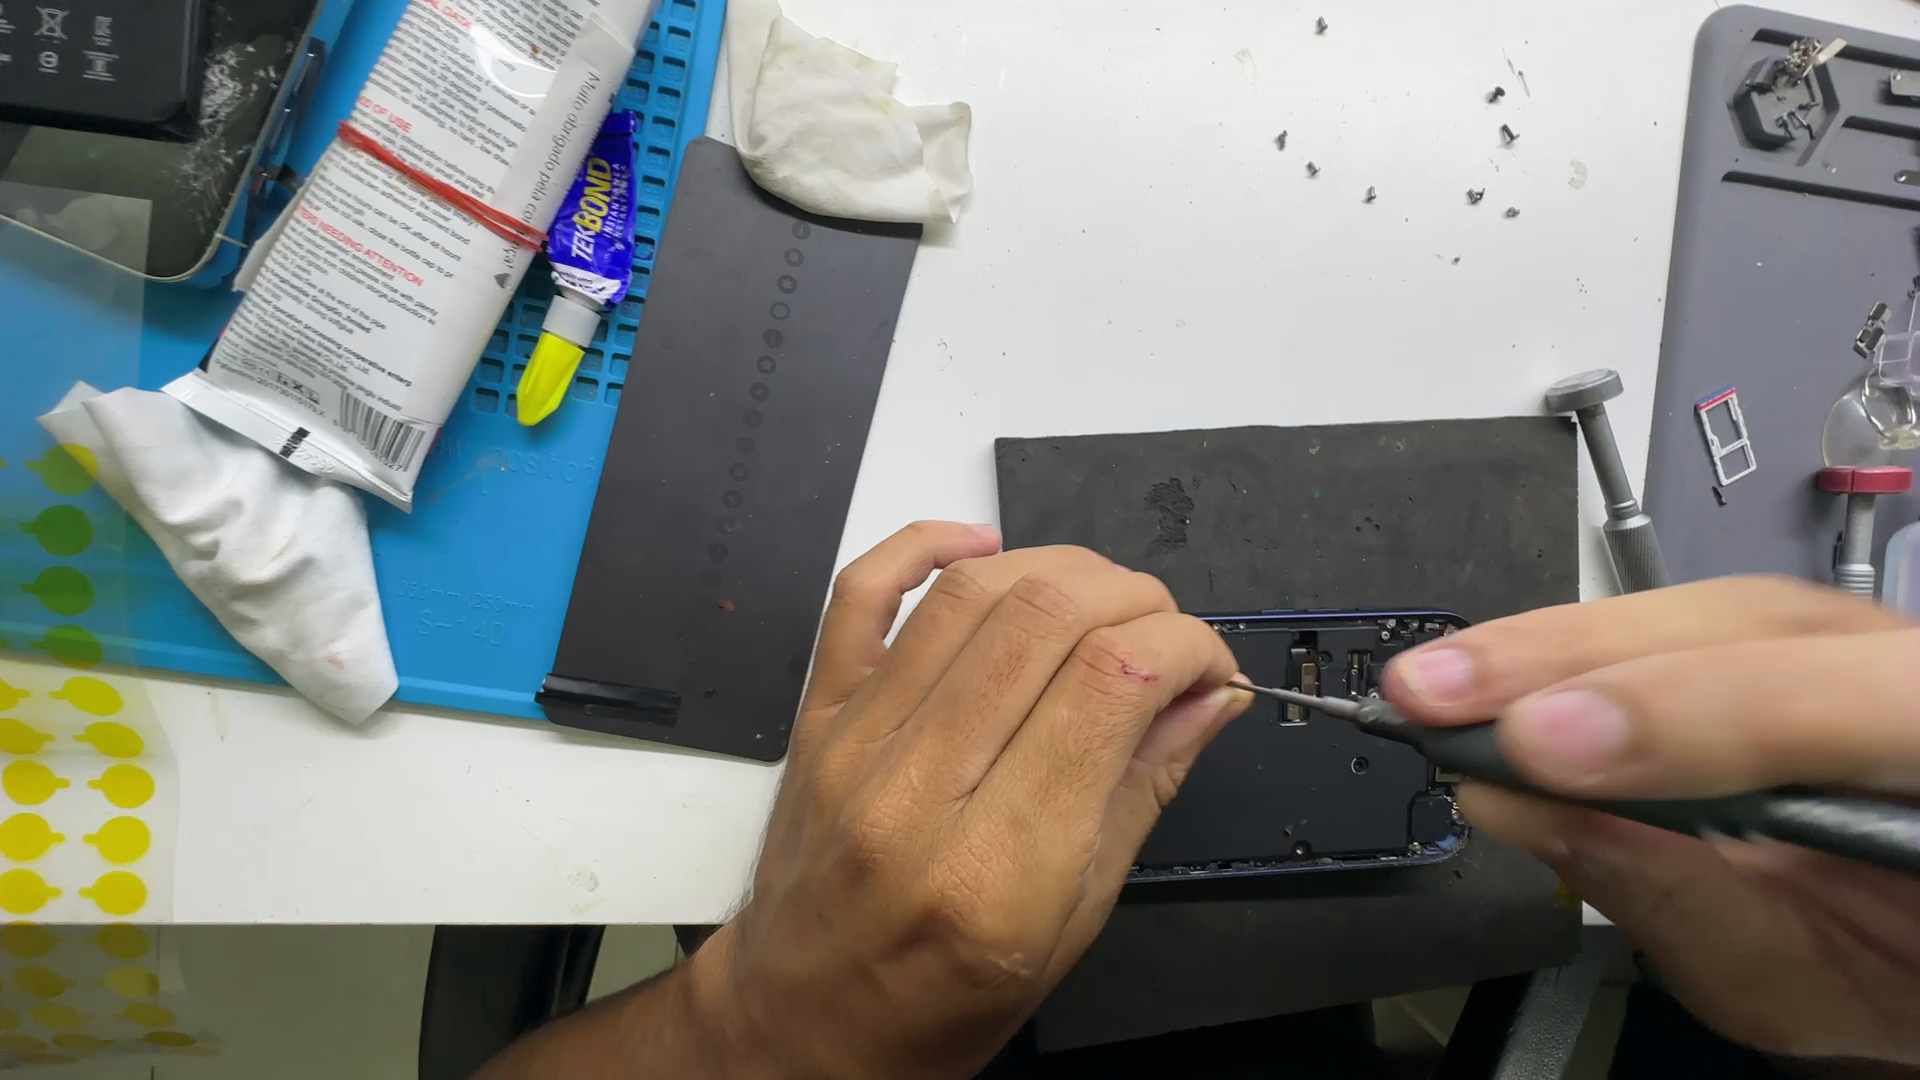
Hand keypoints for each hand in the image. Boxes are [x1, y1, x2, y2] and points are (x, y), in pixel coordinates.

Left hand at [675, 522, 1251, 1078]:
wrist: (810, 1017)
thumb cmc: (938, 997)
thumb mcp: (1073, 922)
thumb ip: (1143, 788)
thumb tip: (1206, 693)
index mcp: (999, 868)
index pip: (1110, 684)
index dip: (1183, 644)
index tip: (1205, 658)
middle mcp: (918, 789)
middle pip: (1043, 620)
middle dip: (1131, 596)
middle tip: (1161, 623)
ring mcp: (857, 739)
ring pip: (967, 594)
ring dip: (1055, 567)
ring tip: (1098, 590)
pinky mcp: (819, 712)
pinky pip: (858, 592)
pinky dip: (922, 543)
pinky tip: (981, 544)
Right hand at [1382, 577, 1919, 1065]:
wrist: (1905, 960)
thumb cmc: (1888, 993)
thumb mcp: (1806, 987)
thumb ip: (1687, 902)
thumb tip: (1512, 804)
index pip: (1880, 704)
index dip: (1698, 712)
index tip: (1539, 751)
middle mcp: (1907, 682)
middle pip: (1754, 624)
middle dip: (1572, 657)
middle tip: (1433, 696)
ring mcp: (1835, 653)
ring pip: (1683, 610)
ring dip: (1533, 649)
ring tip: (1425, 687)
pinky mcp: (1745, 654)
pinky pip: (1641, 630)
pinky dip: (1539, 658)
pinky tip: (1468, 677)